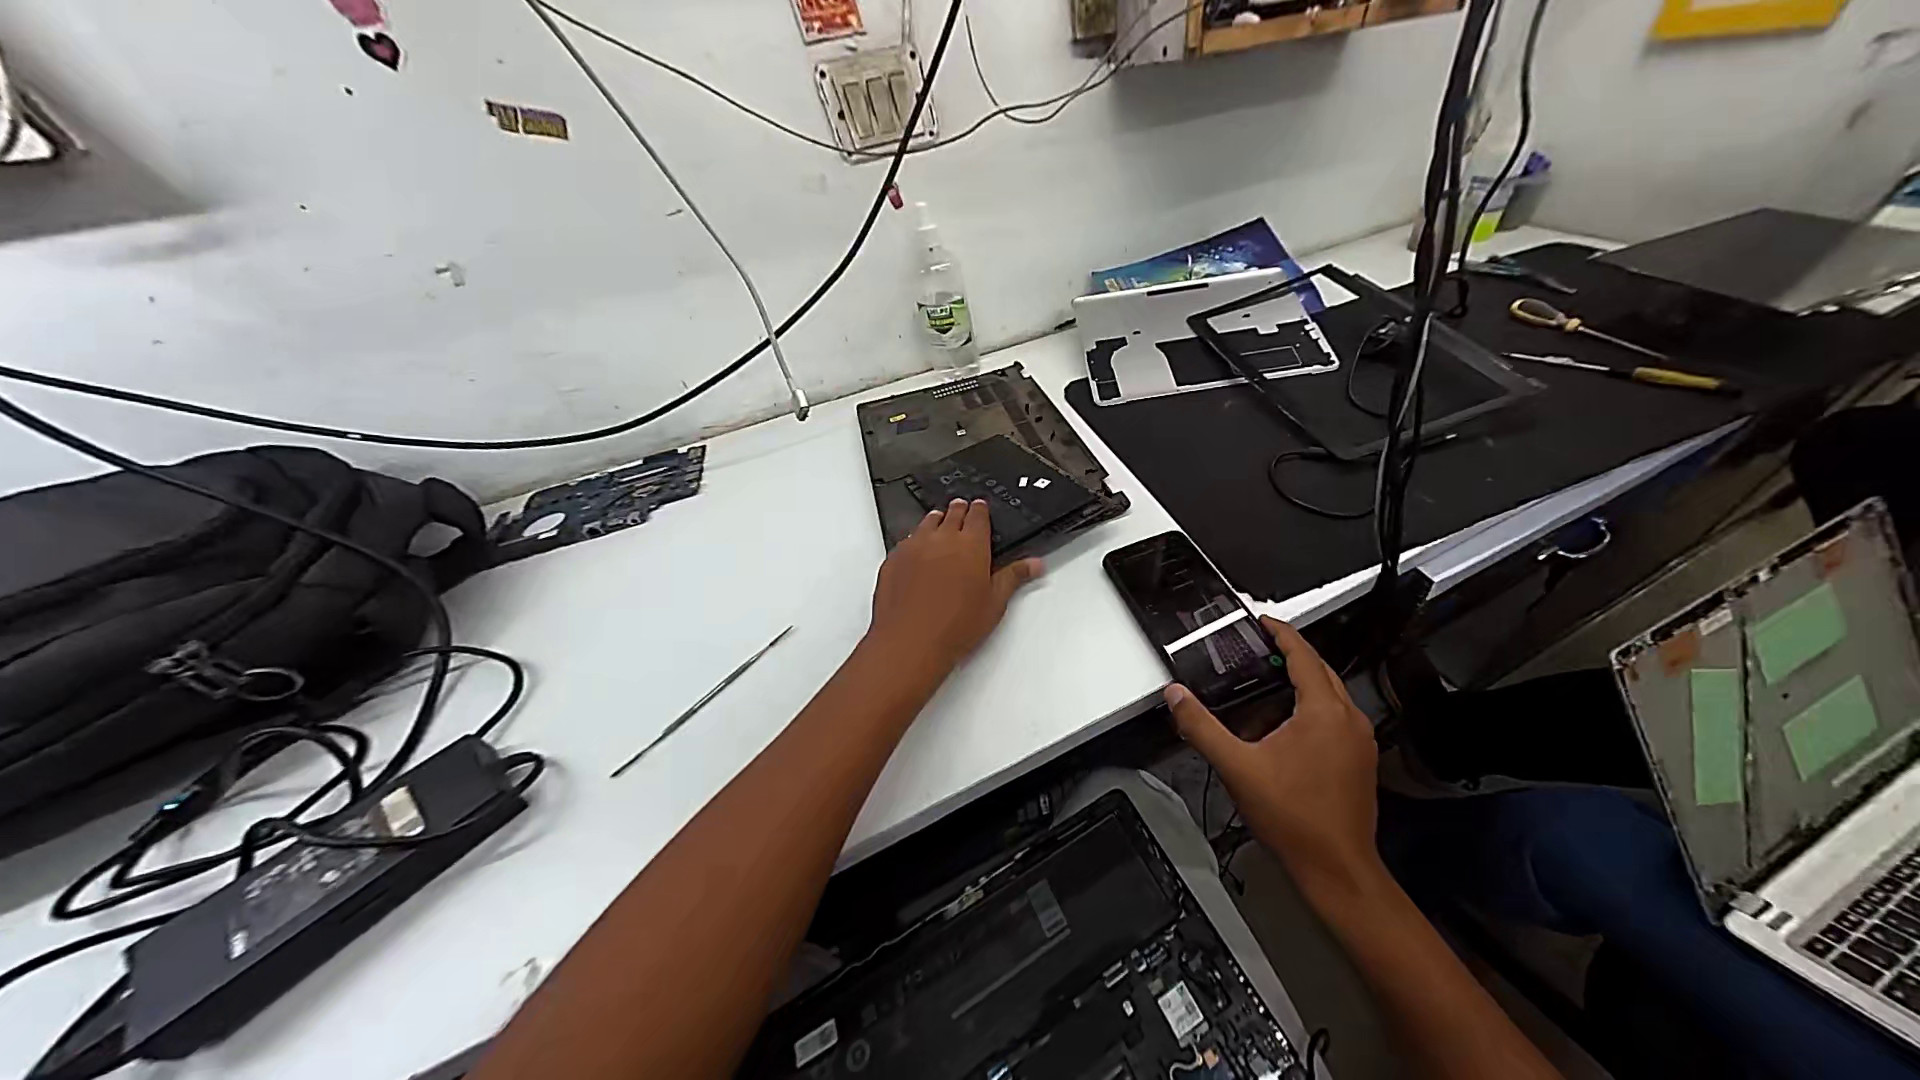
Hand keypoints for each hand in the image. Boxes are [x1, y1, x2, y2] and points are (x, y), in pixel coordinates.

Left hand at [868, 499, 1042, 672]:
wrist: (911, 640)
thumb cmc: (953, 625)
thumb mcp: (994, 602)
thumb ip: (1013, 577)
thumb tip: (1032, 565)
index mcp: (971, 544)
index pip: (977, 516)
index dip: (980, 510)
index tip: (981, 507)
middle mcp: (941, 539)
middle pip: (951, 514)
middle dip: (959, 510)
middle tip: (962, 508)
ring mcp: (913, 547)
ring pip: (926, 524)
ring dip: (935, 521)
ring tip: (939, 521)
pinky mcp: (893, 559)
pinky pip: (905, 541)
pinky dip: (913, 541)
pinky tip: (916, 550)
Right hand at [1164, 617, 1383, 905]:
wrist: (1335, 867)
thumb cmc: (1297, 820)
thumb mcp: (1236, 766)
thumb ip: (1200, 726)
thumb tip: (1178, 697)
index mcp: (1323, 712)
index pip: (1304, 655)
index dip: (1281, 634)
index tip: (1264, 623)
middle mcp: (1349, 721)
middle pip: (1320, 671)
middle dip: (1290, 656)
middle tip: (1260, 650)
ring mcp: (1359, 742)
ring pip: (1330, 695)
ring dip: (1301, 683)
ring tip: (1266, 687)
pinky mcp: (1359, 760)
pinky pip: (1335, 719)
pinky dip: (1311, 709)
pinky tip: (1283, 728)